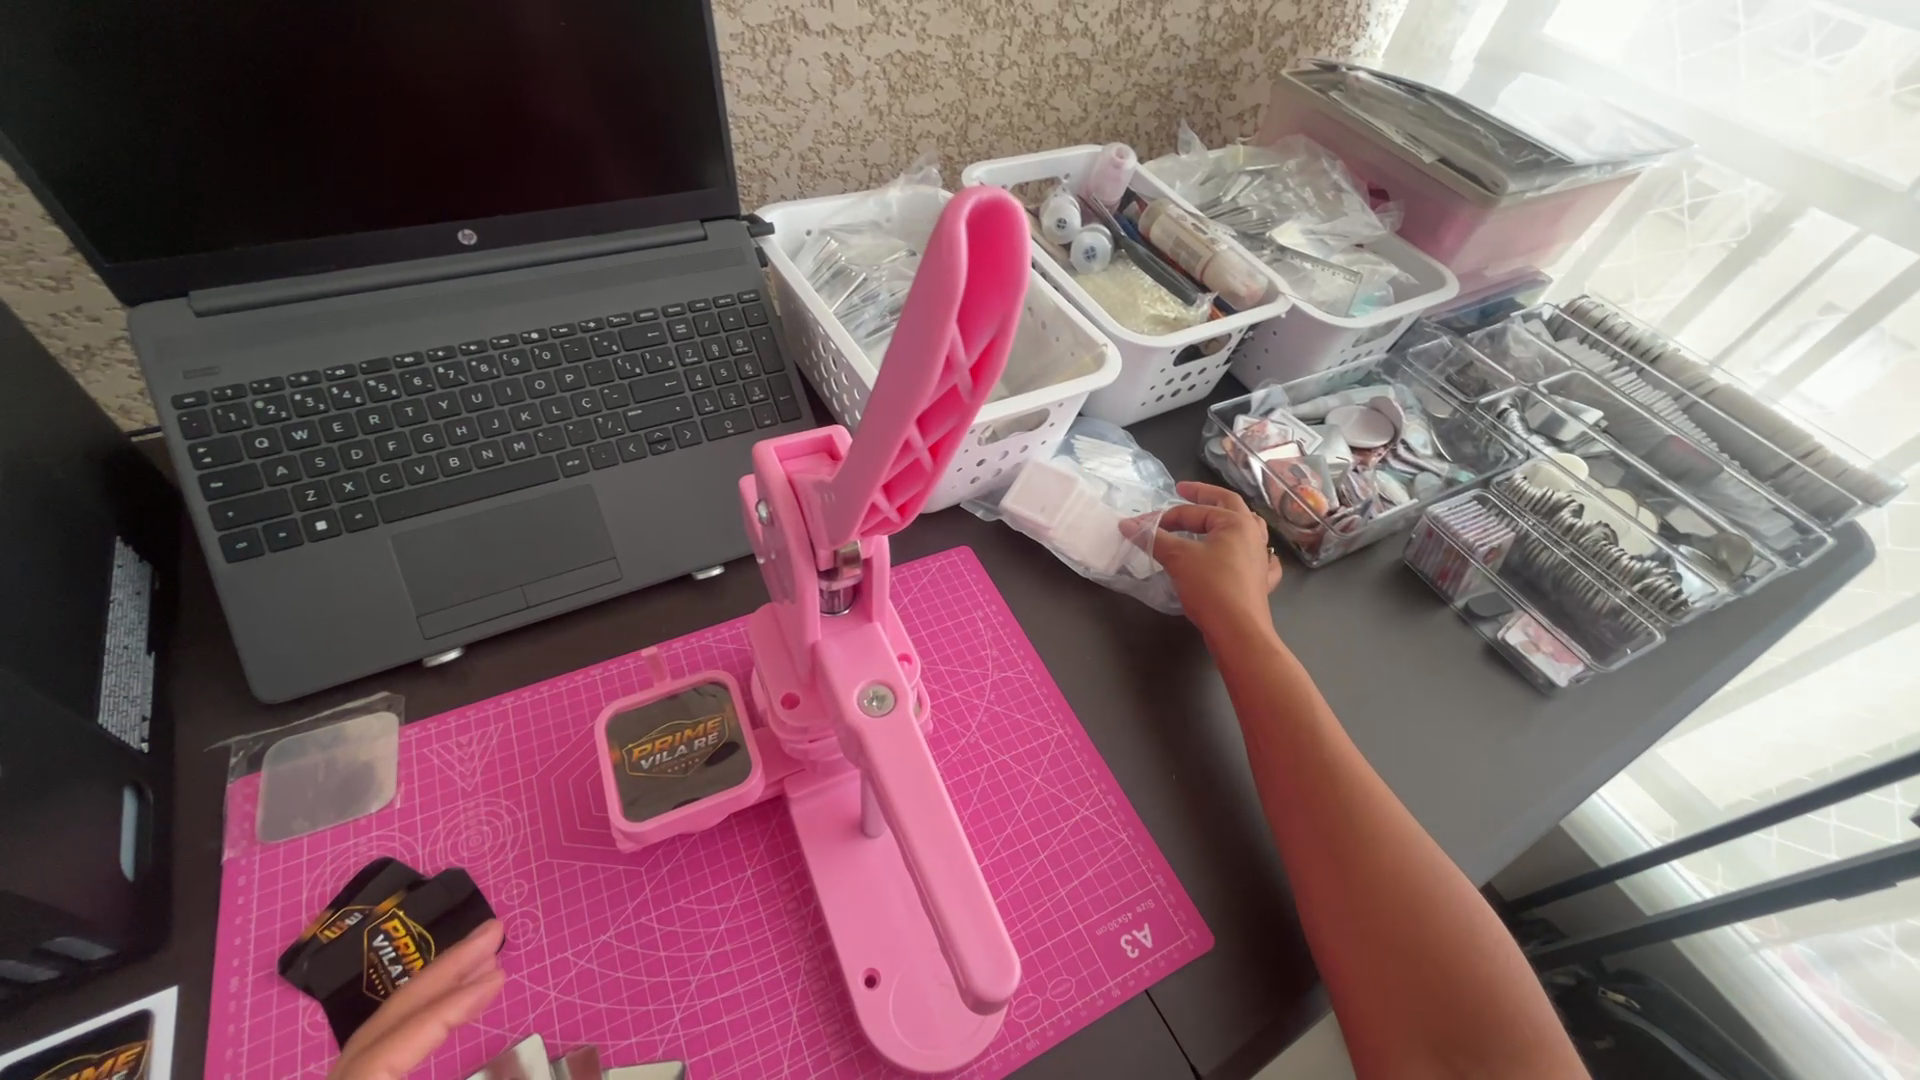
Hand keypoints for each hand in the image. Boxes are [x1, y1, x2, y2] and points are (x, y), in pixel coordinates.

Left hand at [327, 919, 505, 1079]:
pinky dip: (422, 1021)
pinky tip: (453, 1006)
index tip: (499, 977)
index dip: (446, 1010)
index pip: (385, 1048)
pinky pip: (383, 1049)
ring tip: (485, 959)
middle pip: (383, 1022)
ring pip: (382, 1032)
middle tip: (493, 932)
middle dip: (443, 974)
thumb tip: (530, 1075)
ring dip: (437, 991)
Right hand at [1128, 482, 1280, 640]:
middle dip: (1204, 497)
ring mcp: (1260, 557)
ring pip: (1246, 528)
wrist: (1238, 630)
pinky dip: (1250, 552)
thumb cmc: (1210, 587)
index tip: (1139, 525)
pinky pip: (1259, 558)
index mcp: (1235, 522)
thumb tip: (1127, 525)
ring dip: (1227, 520)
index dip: (1163, 517)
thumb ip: (1153, 539)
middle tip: (1183, 491)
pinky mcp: (1261, 580)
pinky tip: (1246, 555)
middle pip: (1228, 505)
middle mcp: (1252, 534)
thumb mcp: (1178, 558)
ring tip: (1213, 517)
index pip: (1192, 512)